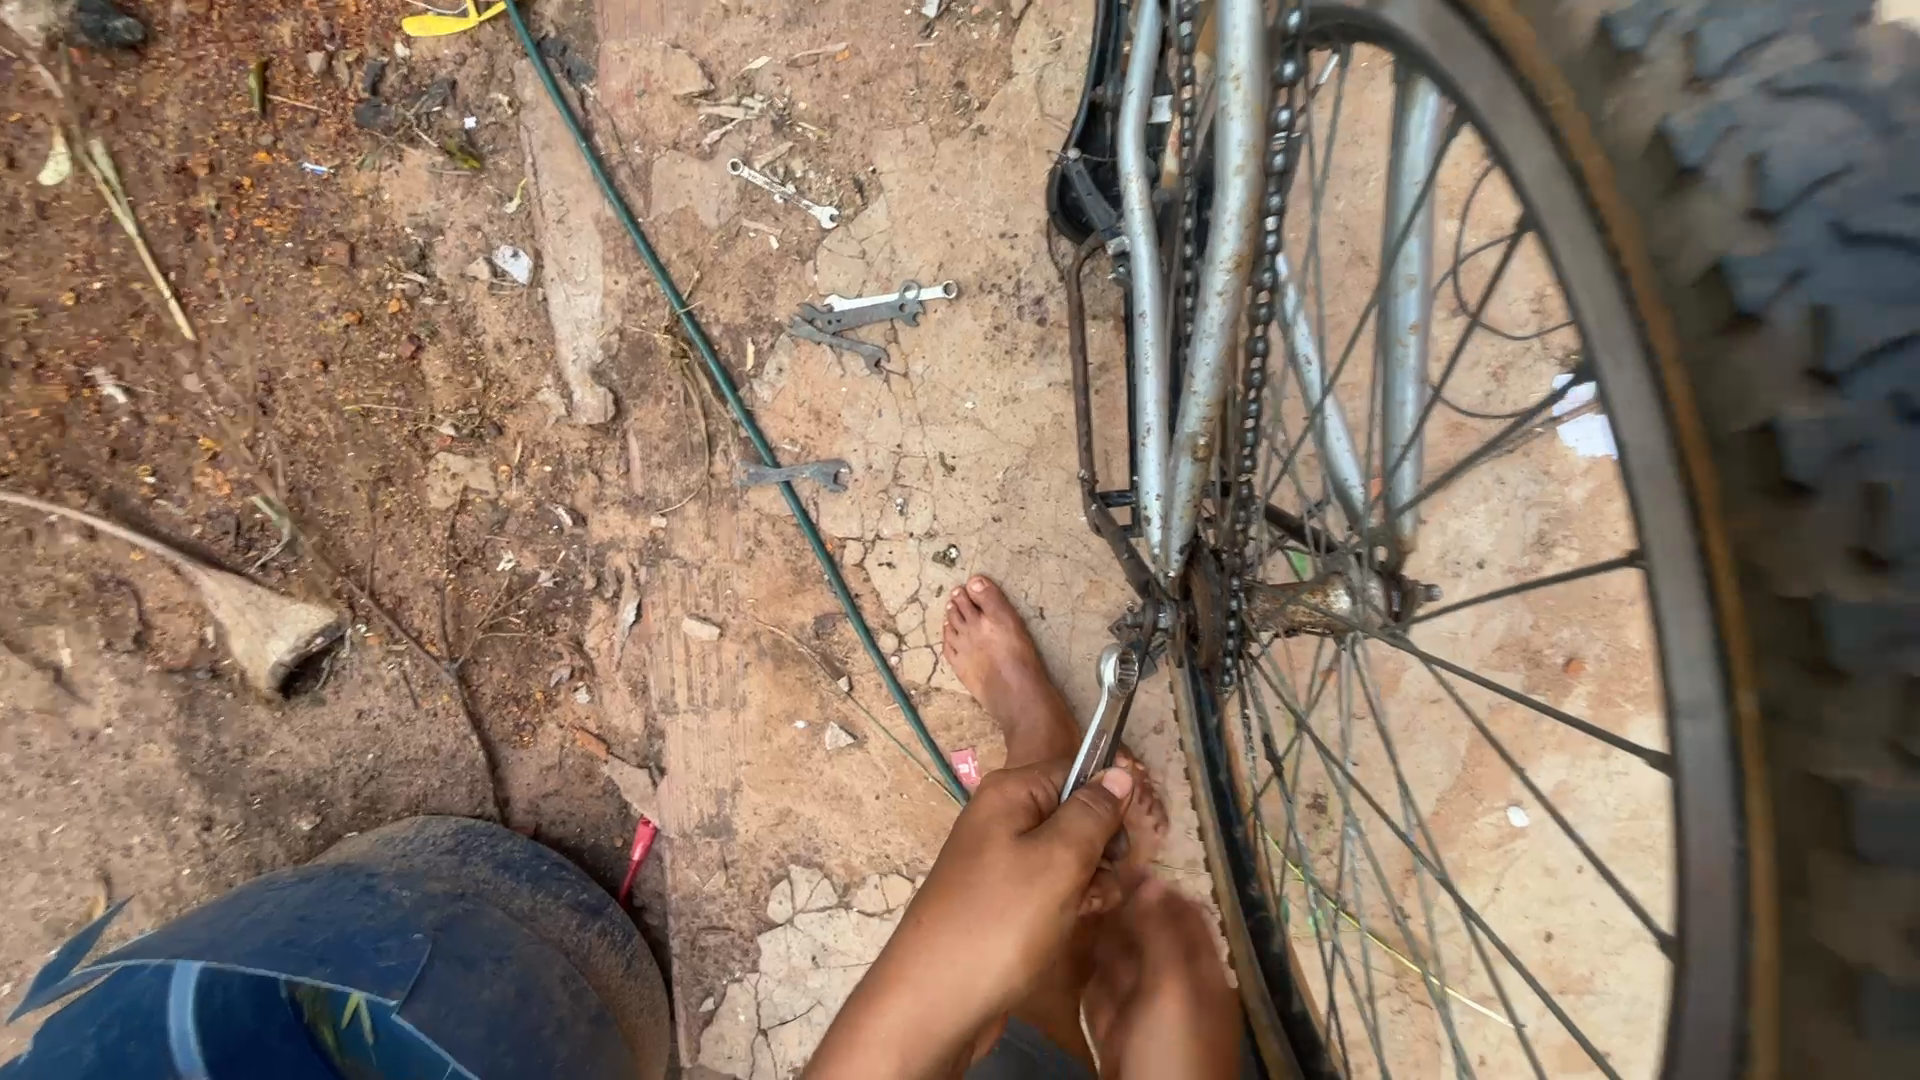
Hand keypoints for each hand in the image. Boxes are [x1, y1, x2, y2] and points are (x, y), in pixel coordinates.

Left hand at [805, 759, 1134, 1079]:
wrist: (935, 1000)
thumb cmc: (1001, 921)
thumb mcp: (1058, 860)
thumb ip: (1093, 813)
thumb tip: (1119, 772)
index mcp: (1011, 791)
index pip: (1077, 770)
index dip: (1110, 798)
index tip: (1135, 834)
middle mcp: (1003, 815)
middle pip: (1075, 812)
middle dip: (1102, 844)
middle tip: (1107, 878)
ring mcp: (1002, 857)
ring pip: (1069, 852)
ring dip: (1091, 877)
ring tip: (1089, 907)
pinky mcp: (1004, 896)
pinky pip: (1051, 883)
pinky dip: (1070, 899)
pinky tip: (1077, 922)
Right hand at [1085, 878, 1240, 1078]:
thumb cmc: (1174, 1053)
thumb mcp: (1173, 986)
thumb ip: (1160, 930)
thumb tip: (1149, 875)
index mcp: (1201, 971)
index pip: (1183, 913)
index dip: (1155, 884)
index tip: (1119, 854)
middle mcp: (1174, 984)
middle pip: (1147, 932)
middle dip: (1118, 906)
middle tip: (1082, 874)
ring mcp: (1144, 1010)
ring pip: (1120, 958)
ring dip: (1098, 933)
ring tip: (1067, 901)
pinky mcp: (1117, 1032)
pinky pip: (1101, 989)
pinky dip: (1086, 968)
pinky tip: (1065, 945)